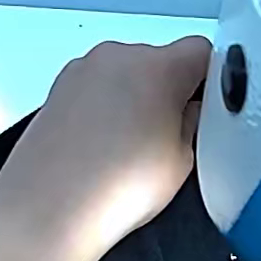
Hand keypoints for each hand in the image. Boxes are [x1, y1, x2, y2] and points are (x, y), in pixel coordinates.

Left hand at [0, 36, 211, 260]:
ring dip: (135, 99)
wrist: (49, 209)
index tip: (209, 106)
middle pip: (161, 61)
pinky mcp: (58, 88)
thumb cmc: (116, 187)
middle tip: (170, 136)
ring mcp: (83, 69)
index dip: (211, 79)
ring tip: (130, 148)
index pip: (201, 51)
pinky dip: (106, 108)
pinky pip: (97, 88)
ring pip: (127, 74)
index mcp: (158, 66)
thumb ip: (195, 123)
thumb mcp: (183, 160)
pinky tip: (105, 147)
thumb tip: (191, 111)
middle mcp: (118, 56)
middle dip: (170, 91)